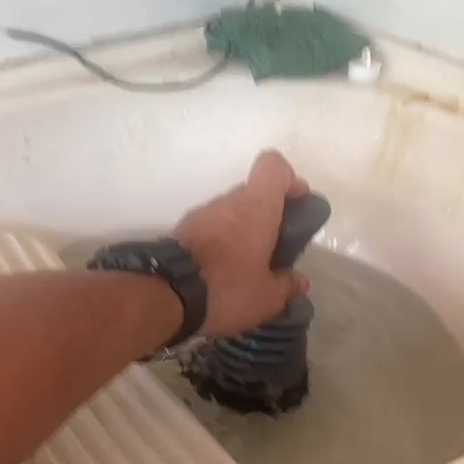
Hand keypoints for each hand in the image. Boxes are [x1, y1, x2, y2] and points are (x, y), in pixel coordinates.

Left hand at [172, 150, 312, 338]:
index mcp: (255, 208)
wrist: (164, 296)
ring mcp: (198, 216)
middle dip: (264, 215)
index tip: (296, 202)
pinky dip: (217, 243)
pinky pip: (207, 230)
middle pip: (251, 193)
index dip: (288, 179)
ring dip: (239, 231)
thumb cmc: (226, 289)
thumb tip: (298, 281)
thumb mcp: (266, 297)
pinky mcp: (179, 232)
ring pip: (227, 213)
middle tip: (272, 247)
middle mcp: (225, 203)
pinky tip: (220, 272)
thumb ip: (286, 285)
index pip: (273, 166)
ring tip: (244, 265)